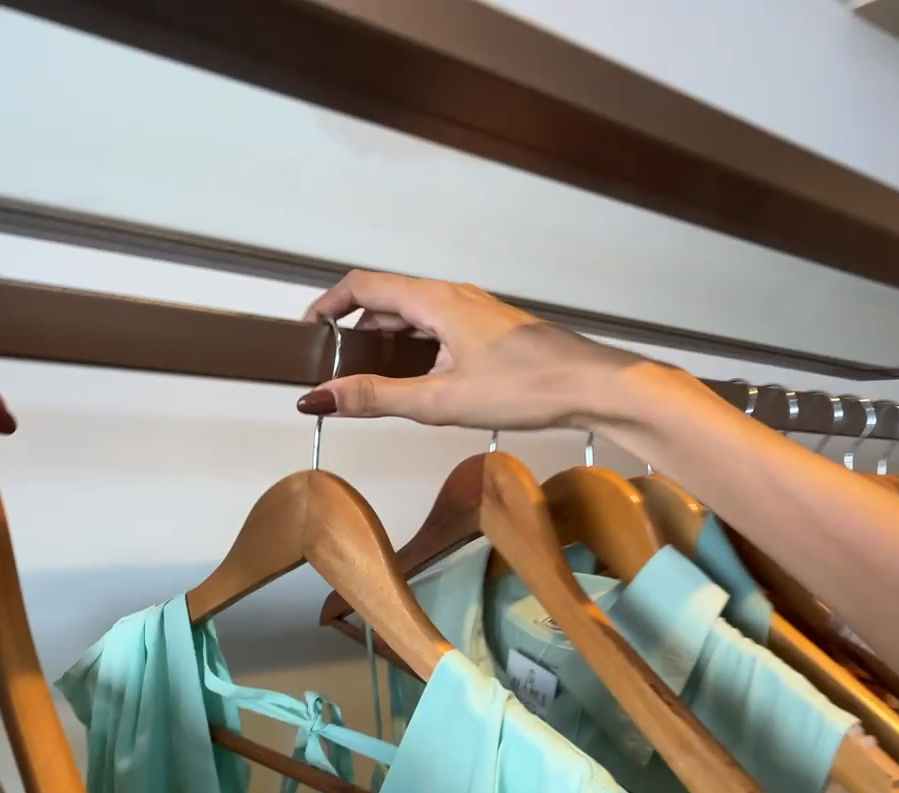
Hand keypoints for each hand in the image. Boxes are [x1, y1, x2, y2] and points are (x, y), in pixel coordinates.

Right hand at [296, 270, 639, 431]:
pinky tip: (416, 381)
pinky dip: (413, 348)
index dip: (328, 303)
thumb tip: (320, 398)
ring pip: (413, 316)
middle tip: (333, 367)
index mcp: (434, 300)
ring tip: (368, 380)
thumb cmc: (524, 388)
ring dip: (384, 342)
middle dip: (353, 330)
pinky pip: (436, 329)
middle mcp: (451, 295)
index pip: (363, 285)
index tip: (306, 330)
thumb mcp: (439, 400)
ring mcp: (472, 311)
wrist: (591, 386)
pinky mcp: (488, 330)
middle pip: (386, 301)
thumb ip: (376, 397)